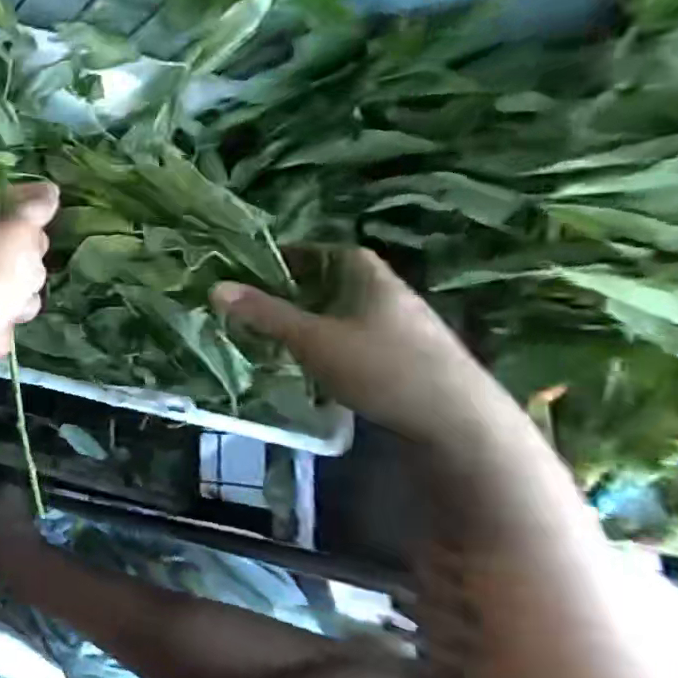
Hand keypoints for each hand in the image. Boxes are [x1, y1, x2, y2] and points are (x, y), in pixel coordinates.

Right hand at [211, 247, 524, 450]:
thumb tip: (215, 286)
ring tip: (280, 328)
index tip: (266, 262)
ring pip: (353, 313)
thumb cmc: (383, 368)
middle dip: (303, 286)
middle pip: (344, 282)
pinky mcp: (413, 363)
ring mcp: (409, 333)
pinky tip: (316, 359)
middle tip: (262, 296)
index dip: (302, 252)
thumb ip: (265, 314)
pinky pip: (363, 338)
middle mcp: (396, 300)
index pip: (338, 252)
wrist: (462, 425)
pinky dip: (334, 340)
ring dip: (318, 316)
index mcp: (376, 283)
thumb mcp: (312, 339)